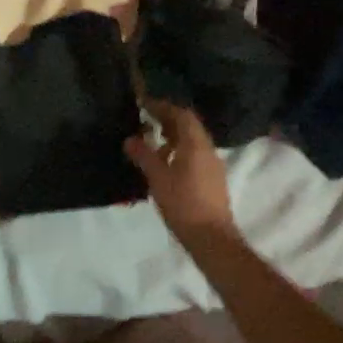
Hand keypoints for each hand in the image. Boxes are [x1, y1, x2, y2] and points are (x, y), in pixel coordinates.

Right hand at [126, 103, 236, 244]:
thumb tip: (130, 139)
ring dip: (173, 137)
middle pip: (189, 126)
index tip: (144, 104)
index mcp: (196, 145)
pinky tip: (165, 165)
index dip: (163, 106)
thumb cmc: (183, 204)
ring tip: (152, 143)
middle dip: (167, 120)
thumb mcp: (158, 178)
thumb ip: (144, 155)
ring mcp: (213, 166)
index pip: (182, 115)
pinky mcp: (212, 180)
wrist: (211, 238)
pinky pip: (195, 156)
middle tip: (146, 120)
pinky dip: (179, 152)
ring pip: (193, 142)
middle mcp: (208, 150)